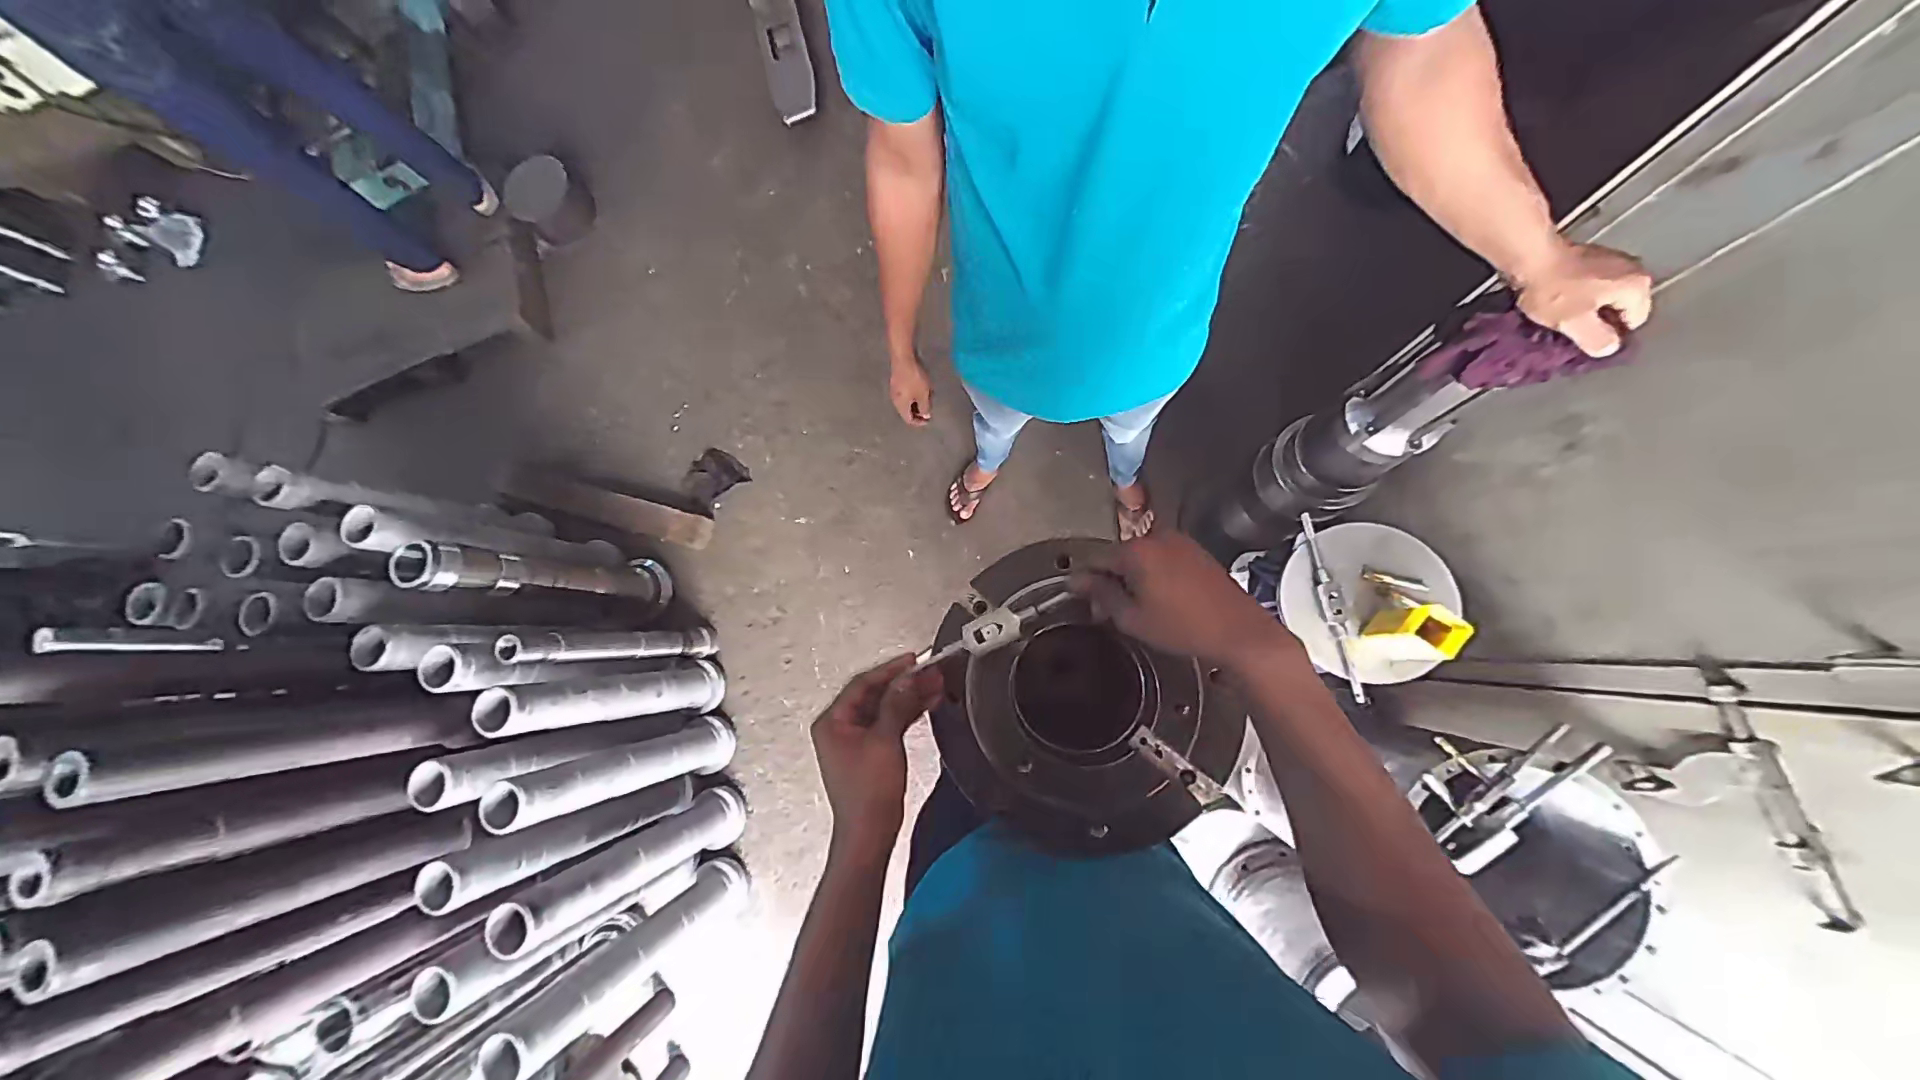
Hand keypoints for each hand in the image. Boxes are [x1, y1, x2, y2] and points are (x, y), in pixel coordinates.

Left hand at [811, 654, 943, 858]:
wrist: (870, 833)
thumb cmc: (868, 793)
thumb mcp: (885, 740)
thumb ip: (897, 704)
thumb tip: (908, 679)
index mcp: (832, 722)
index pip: (862, 684)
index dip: (889, 670)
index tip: (912, 660)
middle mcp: (839, 728)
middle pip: (874, 694)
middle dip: (903, 683)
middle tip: (928, 673)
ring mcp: (854, 741)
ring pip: (884, 708)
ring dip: (908, 697)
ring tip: (933, 685)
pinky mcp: (869, 752)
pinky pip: (888, 723)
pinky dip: (906, 713)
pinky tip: (926, 705)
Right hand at [888, 353, 932, 426]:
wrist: (903, 357)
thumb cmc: (914, 378)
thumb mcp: (923, 395)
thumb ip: (925, 408)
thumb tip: (925, 415)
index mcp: (901, 406)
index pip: (909, 420)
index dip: (920, 422)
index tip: (929, 419)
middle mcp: (895, 400)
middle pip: (907, 411)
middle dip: (918, 412)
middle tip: (929, 408)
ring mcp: (894, 390)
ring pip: (906, 402)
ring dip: (916, 402)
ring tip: (927, 397)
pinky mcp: (896, 381)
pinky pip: (905, 393)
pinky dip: (913, 394)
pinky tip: (921, 388)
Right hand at [1070, 531, 1302, 672]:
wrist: (1239, 632)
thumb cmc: (1187, 627)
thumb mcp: (1132, 618)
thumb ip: (1101, 594)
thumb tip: (1080, 581)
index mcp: (1137, 551)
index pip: (1095, 558)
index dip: (1085, 581)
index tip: (1082, 598)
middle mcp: (1158, 538)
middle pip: (1119, 555)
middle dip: (1110, 580)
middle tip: (1109, 611)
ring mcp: (1180, 543)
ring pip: (1141, 557)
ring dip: (1132, 578)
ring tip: (1136, 609)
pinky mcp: (1196, 553)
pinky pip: (1162, 559)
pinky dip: (1153, 575)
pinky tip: (1159, 601)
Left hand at [1511, 242, 1652, 357]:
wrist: (1532, 258)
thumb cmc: (1555, 291)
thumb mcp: (1574, 322)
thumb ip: (1596, 338)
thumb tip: (1610, 348)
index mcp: (1637, 286)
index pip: (1634, 321)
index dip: (1610, 334)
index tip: (1584, 337)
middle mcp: (1634, 270)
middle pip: (1621, 307)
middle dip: (1599, 320)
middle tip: (1571, 328)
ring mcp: (1614, 261)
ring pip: (1604, 296)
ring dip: (1586, 307)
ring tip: (1562, 315)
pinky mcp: (1592, 258)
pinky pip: (1590, 285)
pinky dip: (1578, 294)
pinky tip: (1559, 300)